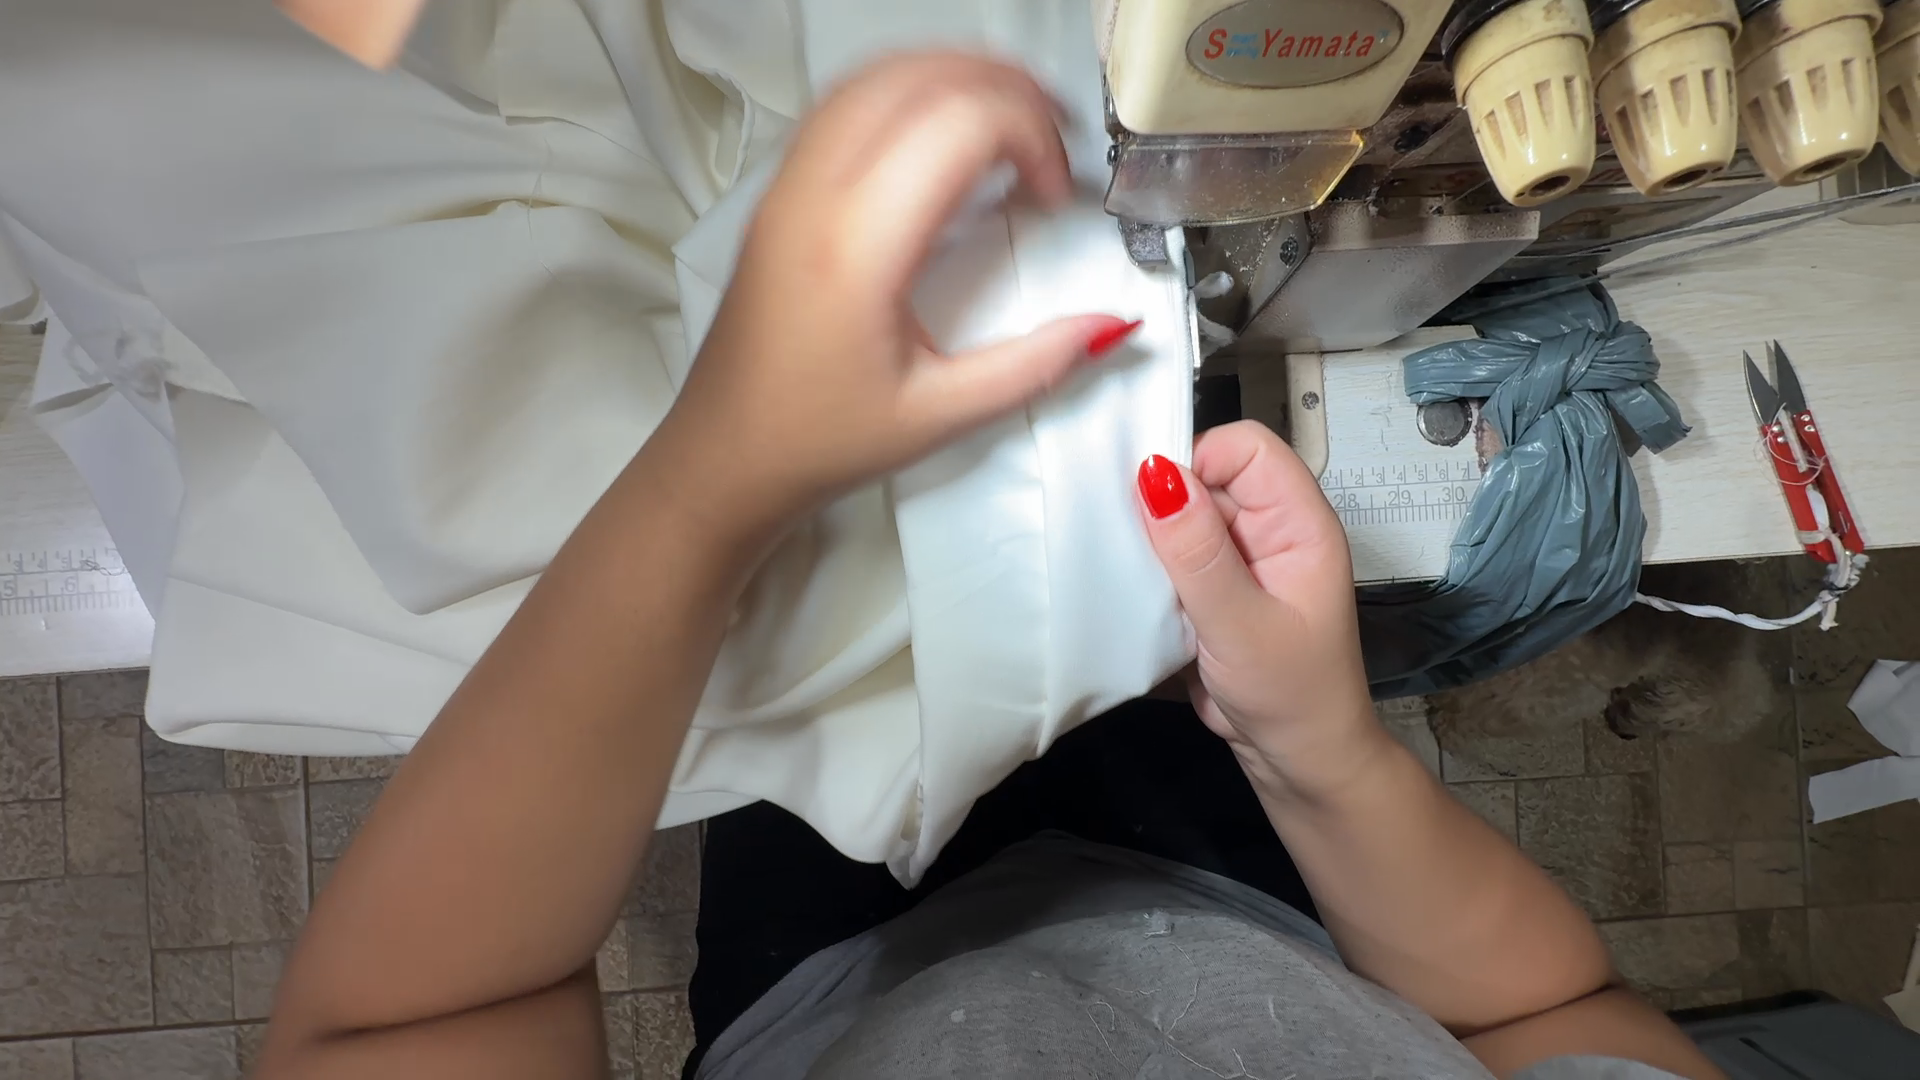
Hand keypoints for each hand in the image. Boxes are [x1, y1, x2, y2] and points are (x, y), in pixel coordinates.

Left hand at [658, 52, 1138, 538]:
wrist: (727, 455)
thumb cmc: (824, 441)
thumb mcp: (940, 415)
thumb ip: (1035, 367)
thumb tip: (1112, 326)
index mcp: (858, 247)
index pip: (959, 123)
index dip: (1030, 135)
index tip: (1055, 195)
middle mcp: (813, 194)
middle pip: (920, 76)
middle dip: (1005, 88)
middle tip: (1053, 139)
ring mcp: (785, 185)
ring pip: (875, 75)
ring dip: (954, 78)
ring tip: (1009, 125)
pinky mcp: (777, 195)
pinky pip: (844, 104)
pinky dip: (907, 94)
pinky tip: (939, 139)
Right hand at [1137, 421, 1383, 795]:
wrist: (1294, 756)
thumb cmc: (1288, 693)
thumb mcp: (1240, 624)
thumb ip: (1197, 552)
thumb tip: (1155, 475)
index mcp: (1298, 523)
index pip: (1247, 449)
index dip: (1198, 459)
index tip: (1153, 502)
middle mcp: (1268, 528)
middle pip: (1208, 475)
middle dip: (1164, 498)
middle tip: (1128, 538)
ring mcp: (1237, 557)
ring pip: (1183, 512)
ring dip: (1151, 533)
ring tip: (1128, 565)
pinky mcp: (1210, 584)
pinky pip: (1172, 550)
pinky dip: (1148, 560)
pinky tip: (1132, 583)